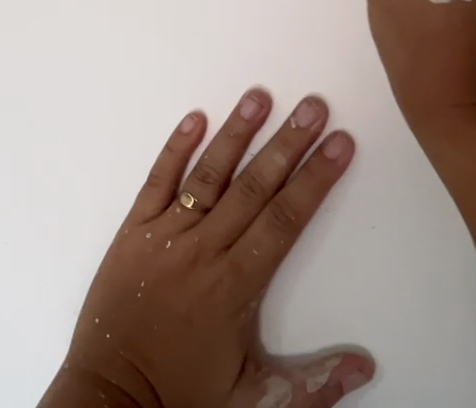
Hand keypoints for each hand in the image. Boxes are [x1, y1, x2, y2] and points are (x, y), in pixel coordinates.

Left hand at [41, 89, 373, 407]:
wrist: (110, 398)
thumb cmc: (182, 395)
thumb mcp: (251, 398)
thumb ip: (310, 383)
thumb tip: (365, 368)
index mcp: (233, 285)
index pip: (284, 220)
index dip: (315, 180)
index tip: (339, 145)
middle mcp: (202, 250)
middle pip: (253, 187)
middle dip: (288, 144)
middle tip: (314, 107)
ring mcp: (164, 235)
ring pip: (208, 176)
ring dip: (235, 134)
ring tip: (259, 97)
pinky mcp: (133, 231)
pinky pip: (156, 182)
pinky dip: (175, 149)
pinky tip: (195, 118)